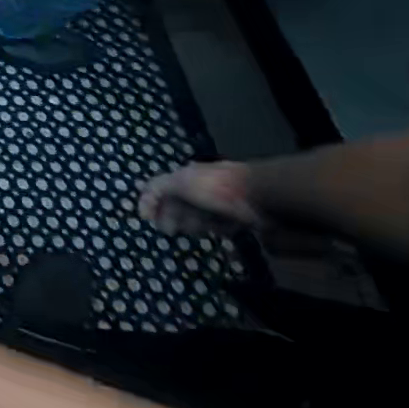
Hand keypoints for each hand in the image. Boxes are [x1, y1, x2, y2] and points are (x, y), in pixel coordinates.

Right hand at [138, 161, 261, 234]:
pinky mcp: (236, 217)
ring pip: (198, 214)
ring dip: (190, 224)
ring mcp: (219, 202)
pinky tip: (213, 231)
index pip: (160, 187)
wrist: (261, 197)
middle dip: (170, 215)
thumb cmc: (214, 187)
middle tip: (167, 231)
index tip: (147, 218)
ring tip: (188, 232)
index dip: (151, 201)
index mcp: (185, 175)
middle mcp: (200, 187)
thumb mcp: (178, 182)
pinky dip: (213, 228)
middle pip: (178, 202)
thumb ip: (157, 189)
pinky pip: (219, 224)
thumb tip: (146, 206)